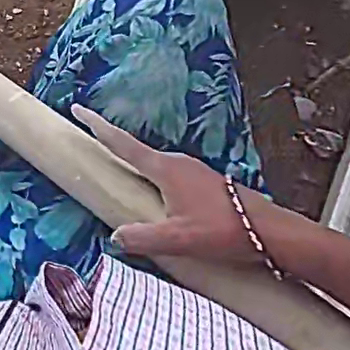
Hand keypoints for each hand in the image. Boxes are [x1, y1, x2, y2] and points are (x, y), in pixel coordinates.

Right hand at [72, 105, 273, 266]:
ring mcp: (191, 170)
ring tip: (122, 183)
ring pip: (154, 166)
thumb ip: (143, 238)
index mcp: (164, 169)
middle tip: (92, 147)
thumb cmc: (223, 231)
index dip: (97, 126)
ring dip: (135, 170)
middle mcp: (176, 162)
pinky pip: (168, 176)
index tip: (78, 109)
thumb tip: (115, 236)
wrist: (271, 231)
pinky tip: (159, 203)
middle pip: (135, 152)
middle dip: (113, 148)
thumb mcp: (179, 240)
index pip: (122, 144)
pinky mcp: (202, 181)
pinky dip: (153, 182)